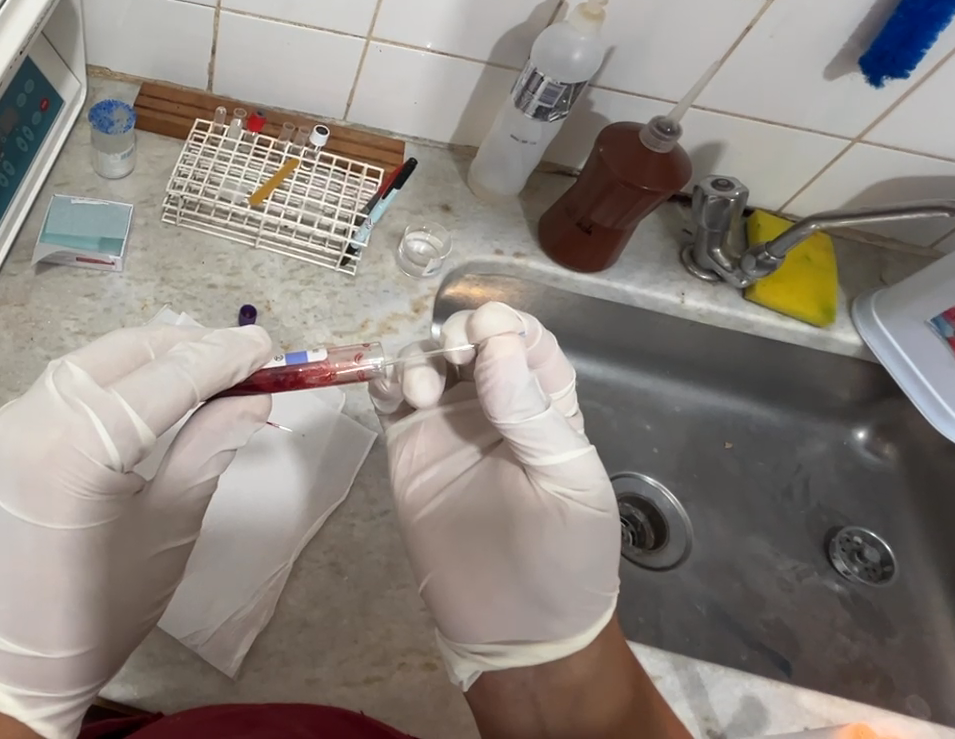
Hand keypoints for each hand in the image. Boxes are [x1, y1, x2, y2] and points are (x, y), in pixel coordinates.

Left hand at [0, 324, 275, 738]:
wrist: (14, 659)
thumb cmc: (102, 607)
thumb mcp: (169, 527)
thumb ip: (209, 449)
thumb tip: (253, 398)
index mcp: (76, 450)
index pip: (164, 380)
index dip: (219, 358)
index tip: (265, 345)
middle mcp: (35, 416)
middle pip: (127, 353)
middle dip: (189, 346)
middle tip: (244, 353)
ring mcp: (13, 417)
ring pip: (98, 357)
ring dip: (155, 352)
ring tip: (208, 360)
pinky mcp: (8, 426)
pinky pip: (72, 379)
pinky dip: (118, 369)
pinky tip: (152, 376)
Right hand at [373, 301, 619, 689]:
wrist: (513, 628)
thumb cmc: (562, 557)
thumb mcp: (570, 484)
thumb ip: (532, 413)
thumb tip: (495, 342)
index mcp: (544, 407)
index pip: (527, 343)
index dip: (508, 326)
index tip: (488, 333)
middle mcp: (492, 405)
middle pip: (469, 340)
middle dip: (457, 333)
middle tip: (453, 355)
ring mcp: (445, 424)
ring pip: (424, 361)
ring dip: (417, 359)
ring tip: (422, 395)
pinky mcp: (407, 446)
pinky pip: (388, 397)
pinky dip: (383, 381)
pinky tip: (390, 395)